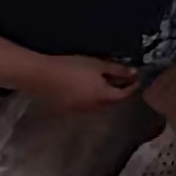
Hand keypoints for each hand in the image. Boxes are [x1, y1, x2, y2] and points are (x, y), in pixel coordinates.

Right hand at [6, 55, 138, 111]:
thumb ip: (118, 70)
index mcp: (102, 97)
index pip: (123, 95)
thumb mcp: (99, 65)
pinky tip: (89, 89)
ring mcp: (75, 110)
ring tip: (109, 83)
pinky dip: (92, 98)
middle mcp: (90, 107)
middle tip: (125, 81)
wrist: (37, 74)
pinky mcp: (63, 109)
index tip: (137, 79)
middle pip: (111, 102)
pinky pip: (84, 105)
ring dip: (106, 96)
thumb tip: (134, 73)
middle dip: (120, 92)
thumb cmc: (71, 67)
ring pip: (97, 105)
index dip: (132, 86)